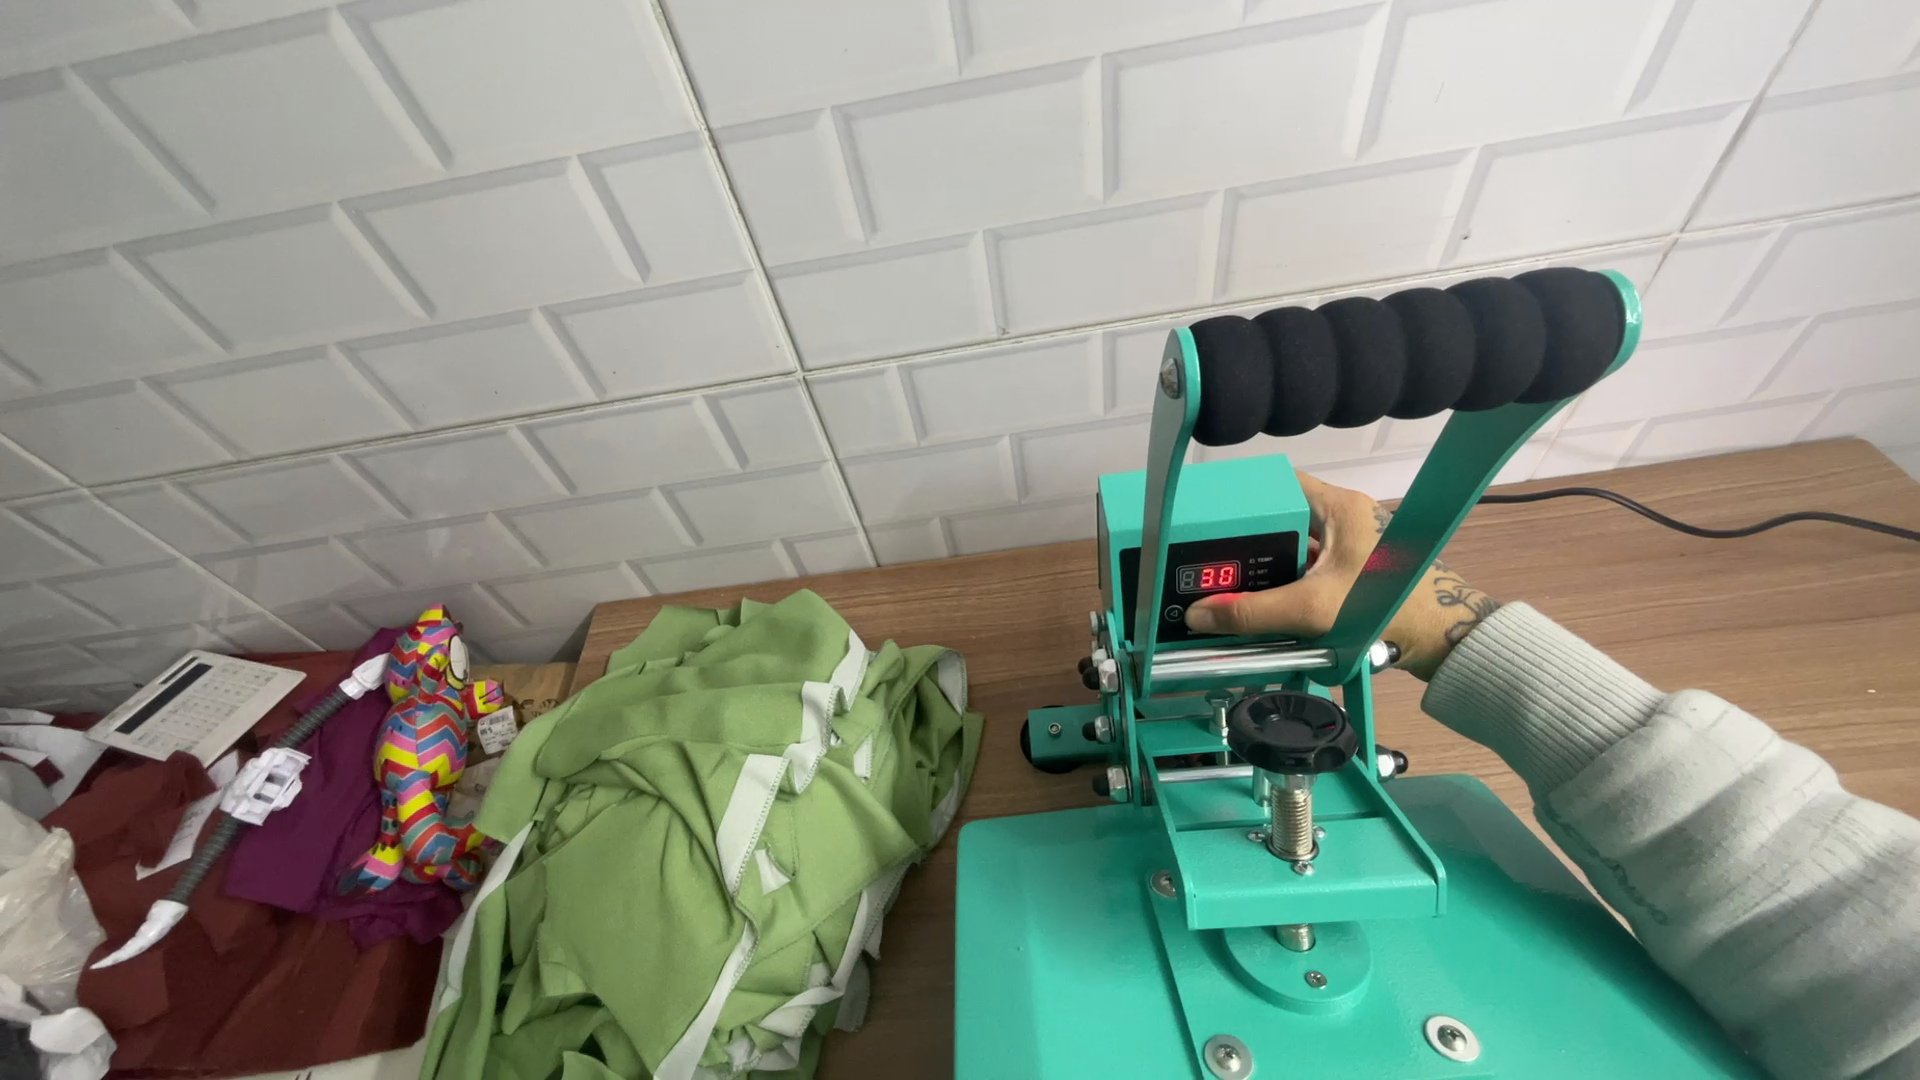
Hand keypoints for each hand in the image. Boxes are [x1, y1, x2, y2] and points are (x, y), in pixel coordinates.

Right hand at [1183, 471, 1499, 679]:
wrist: (1443, 643)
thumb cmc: (1386, 610)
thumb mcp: (1312, 610)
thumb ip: (1251, 612)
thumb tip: (1198, 616)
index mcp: (1339, 507)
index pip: (1279, 483)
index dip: (1242, 496)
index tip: (1212, 516)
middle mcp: (1344, 517)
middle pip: (1280, 516)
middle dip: (1246, 537)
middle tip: (1212, 555)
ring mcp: (1350, 543)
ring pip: (1291, 542)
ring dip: (1263, 562)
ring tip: (1228, 578)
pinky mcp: (1353, 568)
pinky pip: (1305, 564)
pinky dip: (1282, 578)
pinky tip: (1261, 597)